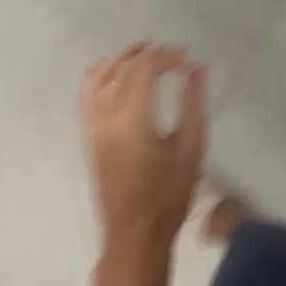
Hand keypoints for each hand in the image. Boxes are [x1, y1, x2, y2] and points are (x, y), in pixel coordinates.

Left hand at [80, 42, 208, 262]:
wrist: (134, 234)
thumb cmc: (169, 196)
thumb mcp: (190, 149)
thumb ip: (193, 105)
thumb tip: (197, 69)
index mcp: (132, 119)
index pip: (145, 69)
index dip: (168, 57)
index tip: (190, 62)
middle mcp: (106, 117)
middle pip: (123, 68)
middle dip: (151, 55)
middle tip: (177, 56)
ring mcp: (92, 126)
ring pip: (100, 76)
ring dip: (123, 59)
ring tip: (146, 51)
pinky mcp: (88, 135)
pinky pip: (88, 93)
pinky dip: (102, 75)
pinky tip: (118, 74)